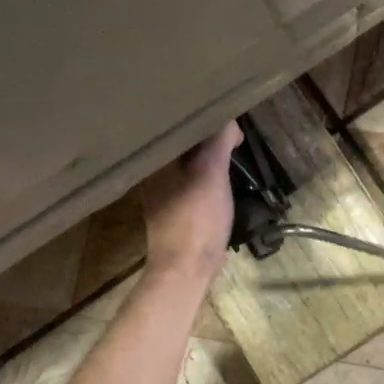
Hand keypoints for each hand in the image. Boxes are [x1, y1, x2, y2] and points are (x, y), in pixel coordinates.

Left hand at [138, 122, 242, 281]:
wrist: (186, 268)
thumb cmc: (197, 217)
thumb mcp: (212, 172)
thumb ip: (219, 141)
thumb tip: (229, 121)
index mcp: (154, 159)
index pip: (176, 125)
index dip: (201, 117)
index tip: (225, 115)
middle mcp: (151, 172)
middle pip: (181, 144)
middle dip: (206, 136)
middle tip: (232, 131)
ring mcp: (161, 193)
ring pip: (187, 164)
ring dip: (207, 157)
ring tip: (230, 150)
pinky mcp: (174, 211)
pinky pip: (191, 183)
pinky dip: (206, 177)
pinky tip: (221, 179)